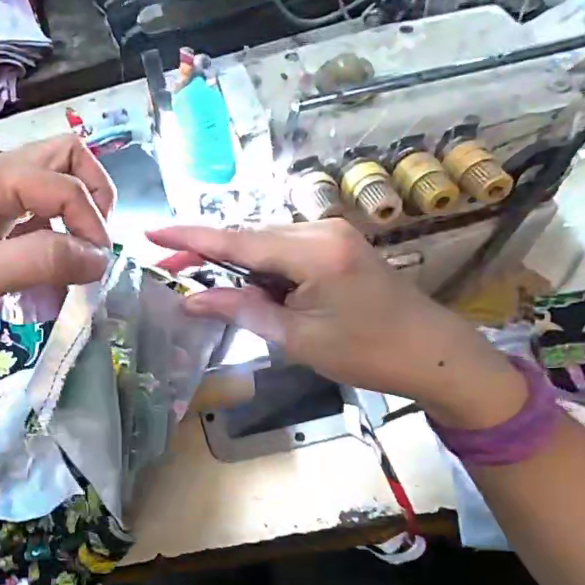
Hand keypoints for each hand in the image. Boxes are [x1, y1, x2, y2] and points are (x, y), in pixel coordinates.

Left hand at [0, 135, 115, 363]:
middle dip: (91, 200)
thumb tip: (100, 258)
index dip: (91, 223)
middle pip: (62, 162)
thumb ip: (41, 260)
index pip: (63, 183)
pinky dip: (50, 241)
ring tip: (75, 266)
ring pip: (49, 190)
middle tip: (95, 246)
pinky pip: (31, 219)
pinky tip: (47, 277)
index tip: (97, 270)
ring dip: (72, 222)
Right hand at [147, 220, 527, 427]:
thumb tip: (191, 299)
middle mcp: (321, 230)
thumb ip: (242, 310)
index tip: (152, 232)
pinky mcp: (338, 246)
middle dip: (208, 254)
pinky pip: (287, 251)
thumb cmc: (367, 353)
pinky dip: (263, 269)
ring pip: (267, 245)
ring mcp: (332, 235)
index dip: (190, 238)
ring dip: (236, 265)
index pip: (237, 242)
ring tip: (202, 285)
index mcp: (312, 251)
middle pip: (250, 239)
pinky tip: (247, 287)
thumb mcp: (298, 337)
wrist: (433, 353)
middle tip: (168, 268)